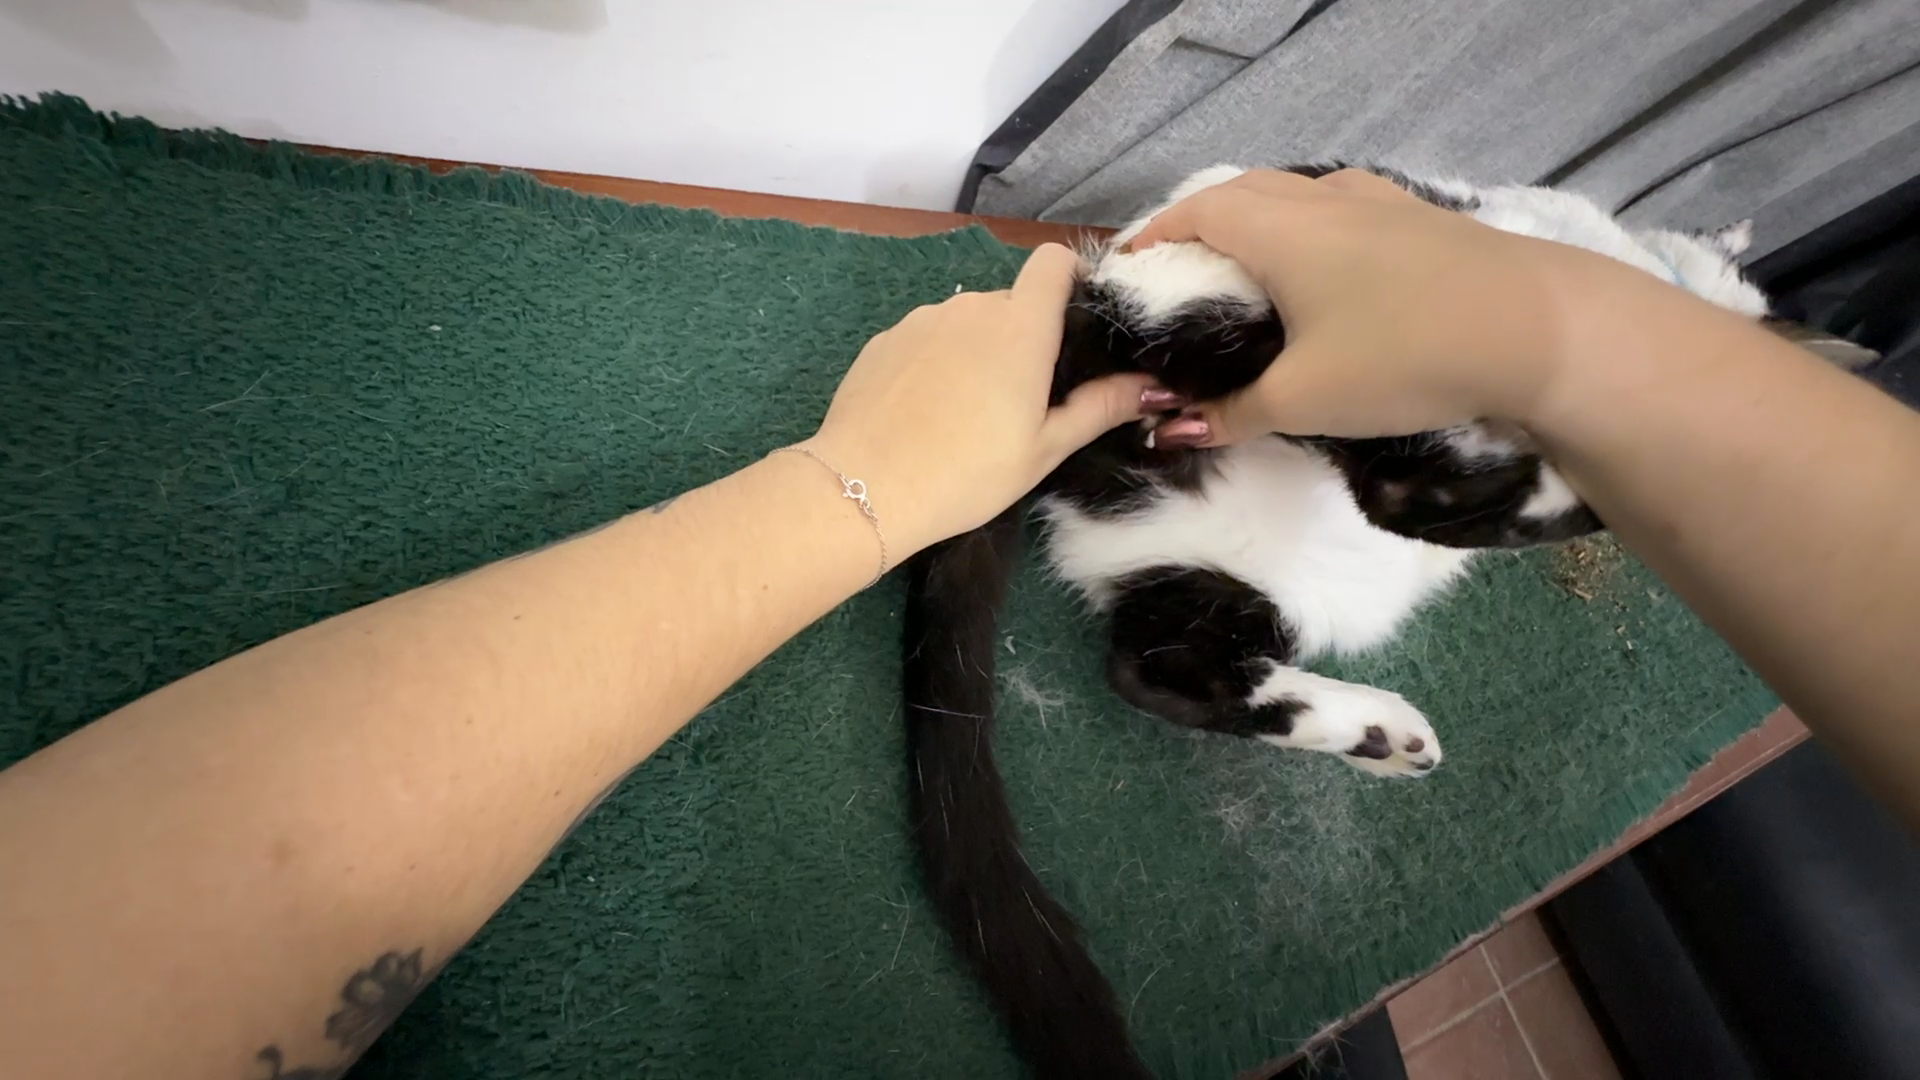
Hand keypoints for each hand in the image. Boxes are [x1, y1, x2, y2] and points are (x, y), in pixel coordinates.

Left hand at [803, 244, 1153, 555]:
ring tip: (966, 414)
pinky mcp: (882, 341)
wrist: (867, 488)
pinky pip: (924, 339)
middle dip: (1022, 339)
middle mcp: (970, 307)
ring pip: (965, 323)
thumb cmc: (969, 472)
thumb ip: (1100, 408)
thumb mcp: (1045, 449)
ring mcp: (920, 320)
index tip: (1073, 326)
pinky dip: (934, 363)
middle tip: (1020, 402)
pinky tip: (924, 413)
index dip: (1071, 282)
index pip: (1054, 263)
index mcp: (1020, 326)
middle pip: (1010, 303)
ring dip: (976, 352)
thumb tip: (1151, 385)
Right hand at [1128, 168, 1652, 442]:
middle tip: (1176, 275)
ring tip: (1238, 271)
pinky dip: (1302, 231)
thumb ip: (1227, 413)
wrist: (1547, 334)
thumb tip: (1169, 433)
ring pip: (1292, 197)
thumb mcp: (1300, 399)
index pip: (1196, 211)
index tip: (1127, 269)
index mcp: (1282, 230)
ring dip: (1253, 222)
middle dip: (1197, 226)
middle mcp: (1324, 200)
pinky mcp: (1418, 221)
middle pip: (1241, 193)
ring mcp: (1379, 203)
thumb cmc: (1402, 356)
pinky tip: (1315, 274)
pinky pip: (1335, 211)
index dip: (1153, 234)